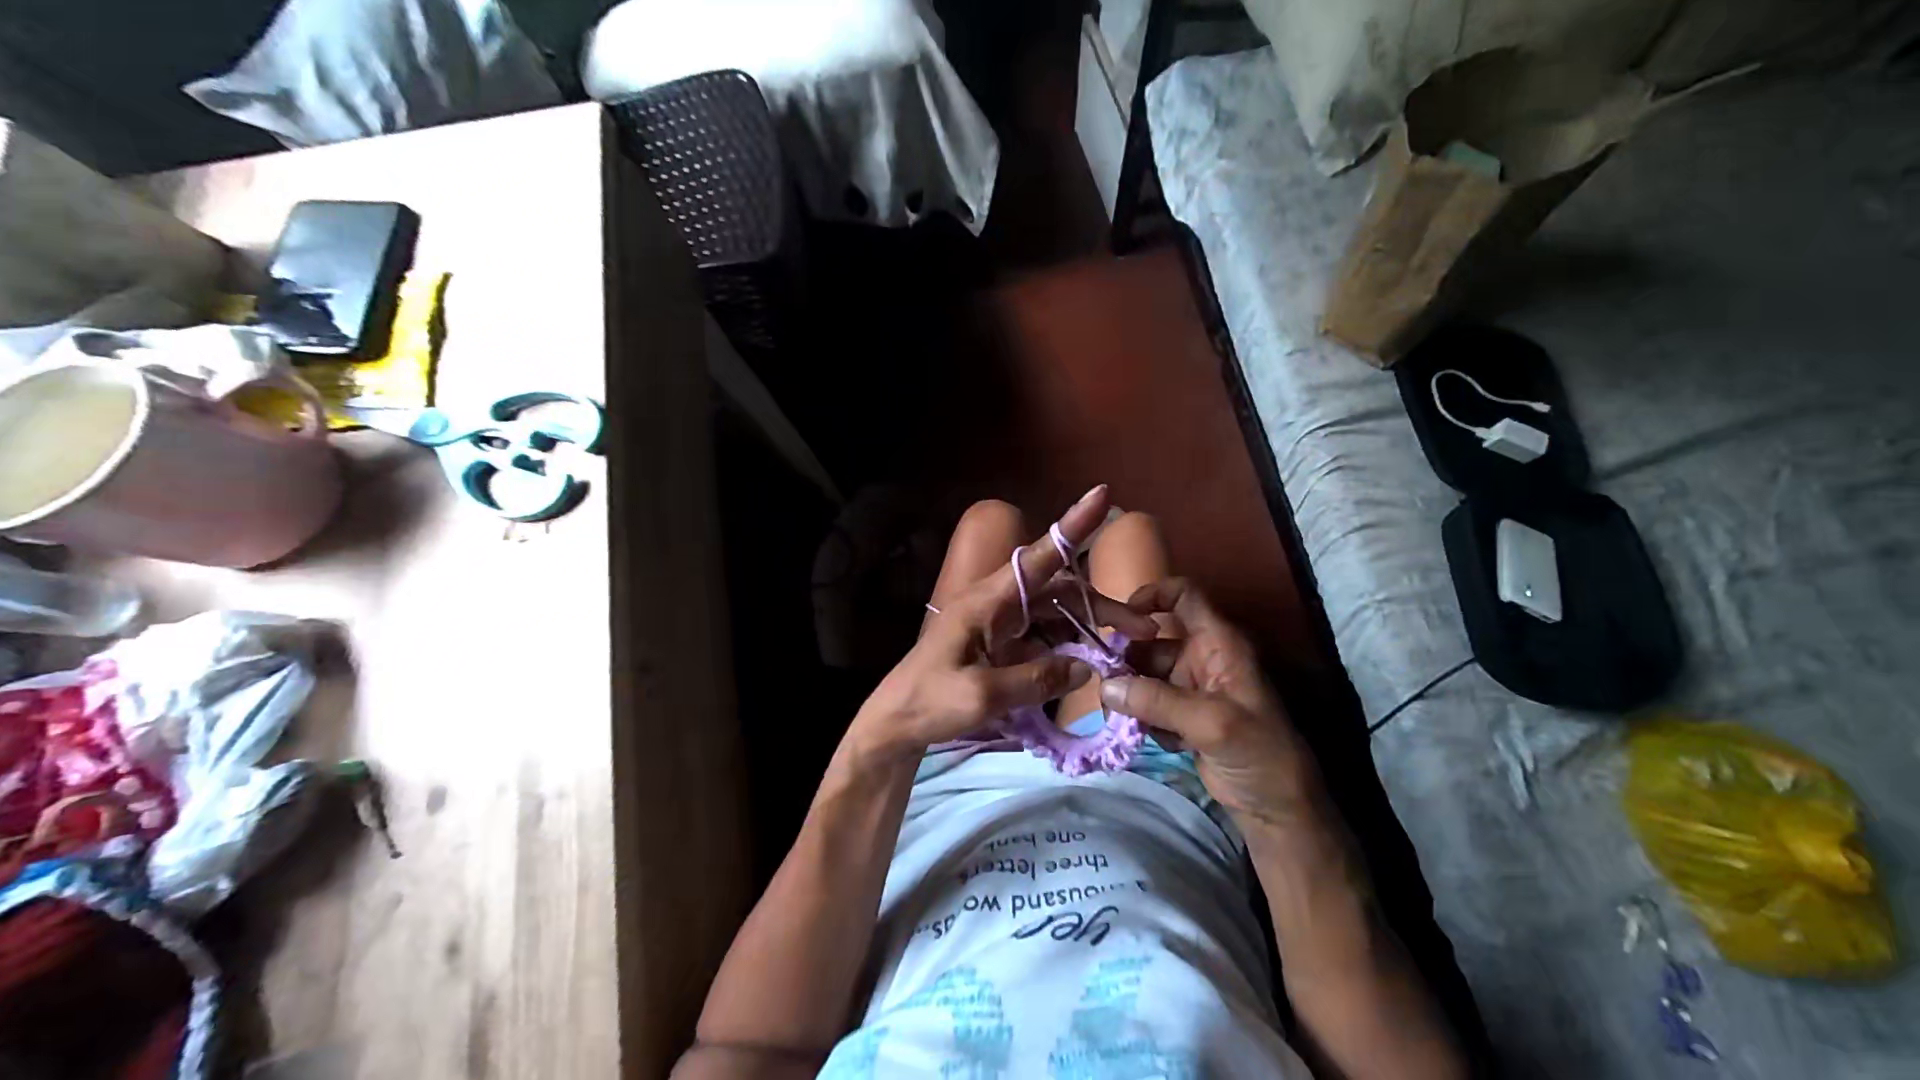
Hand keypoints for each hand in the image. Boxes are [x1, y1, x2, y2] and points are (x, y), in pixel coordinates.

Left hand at [844, 486, 1159, 762]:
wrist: (896, 722)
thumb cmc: (928, 702)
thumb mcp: (982, 696)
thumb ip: (1035, 680)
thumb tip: (1086, 666)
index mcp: (986, 601)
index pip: (1037, 556)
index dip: (1071, 526)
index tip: (1102, 494)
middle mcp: (995, 602)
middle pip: (1058, 589)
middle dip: (1100, 603)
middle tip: (1143, 629)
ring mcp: (997, 622)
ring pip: (1054, 611)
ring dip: (1089, 624)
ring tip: (1127, 646)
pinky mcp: (999, 642)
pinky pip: (1043, 633)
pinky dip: (1068, 643)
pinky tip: (1089, 661)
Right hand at [1102, 579, 1325, 827]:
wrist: (1278, 807)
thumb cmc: (1259, 752)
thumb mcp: (1210, 722)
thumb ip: (1157, 701)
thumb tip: (1106, 686)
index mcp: (1219, 643)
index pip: (1185, 596)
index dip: (1153, 595)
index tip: (1120, 616)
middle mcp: (1202, 657)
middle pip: (1152, 639)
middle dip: (1126, 656)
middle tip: (1101, 680)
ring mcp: (1190, 687)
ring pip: (1144, 673)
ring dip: (1128, 691)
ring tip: (1115, 713)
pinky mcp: (1181, 715)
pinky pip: (1147, 702)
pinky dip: (1140, 715)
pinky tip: (1148, 736)